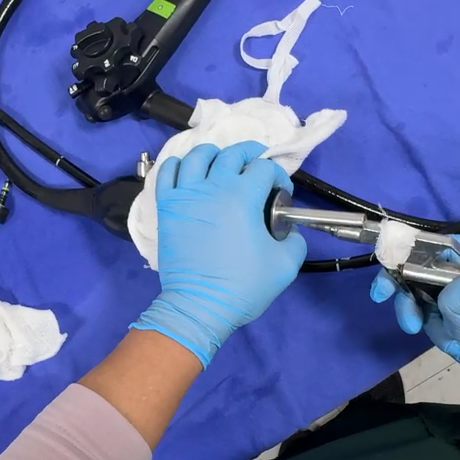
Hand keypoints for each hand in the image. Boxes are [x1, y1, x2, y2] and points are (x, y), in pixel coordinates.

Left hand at [132, 141, 305, 367]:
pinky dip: (178, 165)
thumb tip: (287, 228)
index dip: (278, 176)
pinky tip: (188, 170)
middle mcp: (212, 187)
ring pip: (197, 156)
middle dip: (250, 155)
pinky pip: (167, 172)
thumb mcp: (286, 265)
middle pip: (232, 154)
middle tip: (256, 167)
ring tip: (221, 164)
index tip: (280, 193)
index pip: (264, 168)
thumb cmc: (242, 286)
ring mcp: (185, 194)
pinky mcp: (166, 206)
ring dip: (214, 154)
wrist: (199, 306)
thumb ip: (294, 239)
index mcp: (242, 197)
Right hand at [370, 230, 459, 407]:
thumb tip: (444, 317)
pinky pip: (441, 326)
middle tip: (410, 325)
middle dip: (412, 305)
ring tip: (456, 345)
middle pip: (416, 279)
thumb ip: (449, 294)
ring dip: (435, 329)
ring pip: (427, 308)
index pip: (421, 247)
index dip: (396, 265)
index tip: (381, 291)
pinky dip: (447, 340)